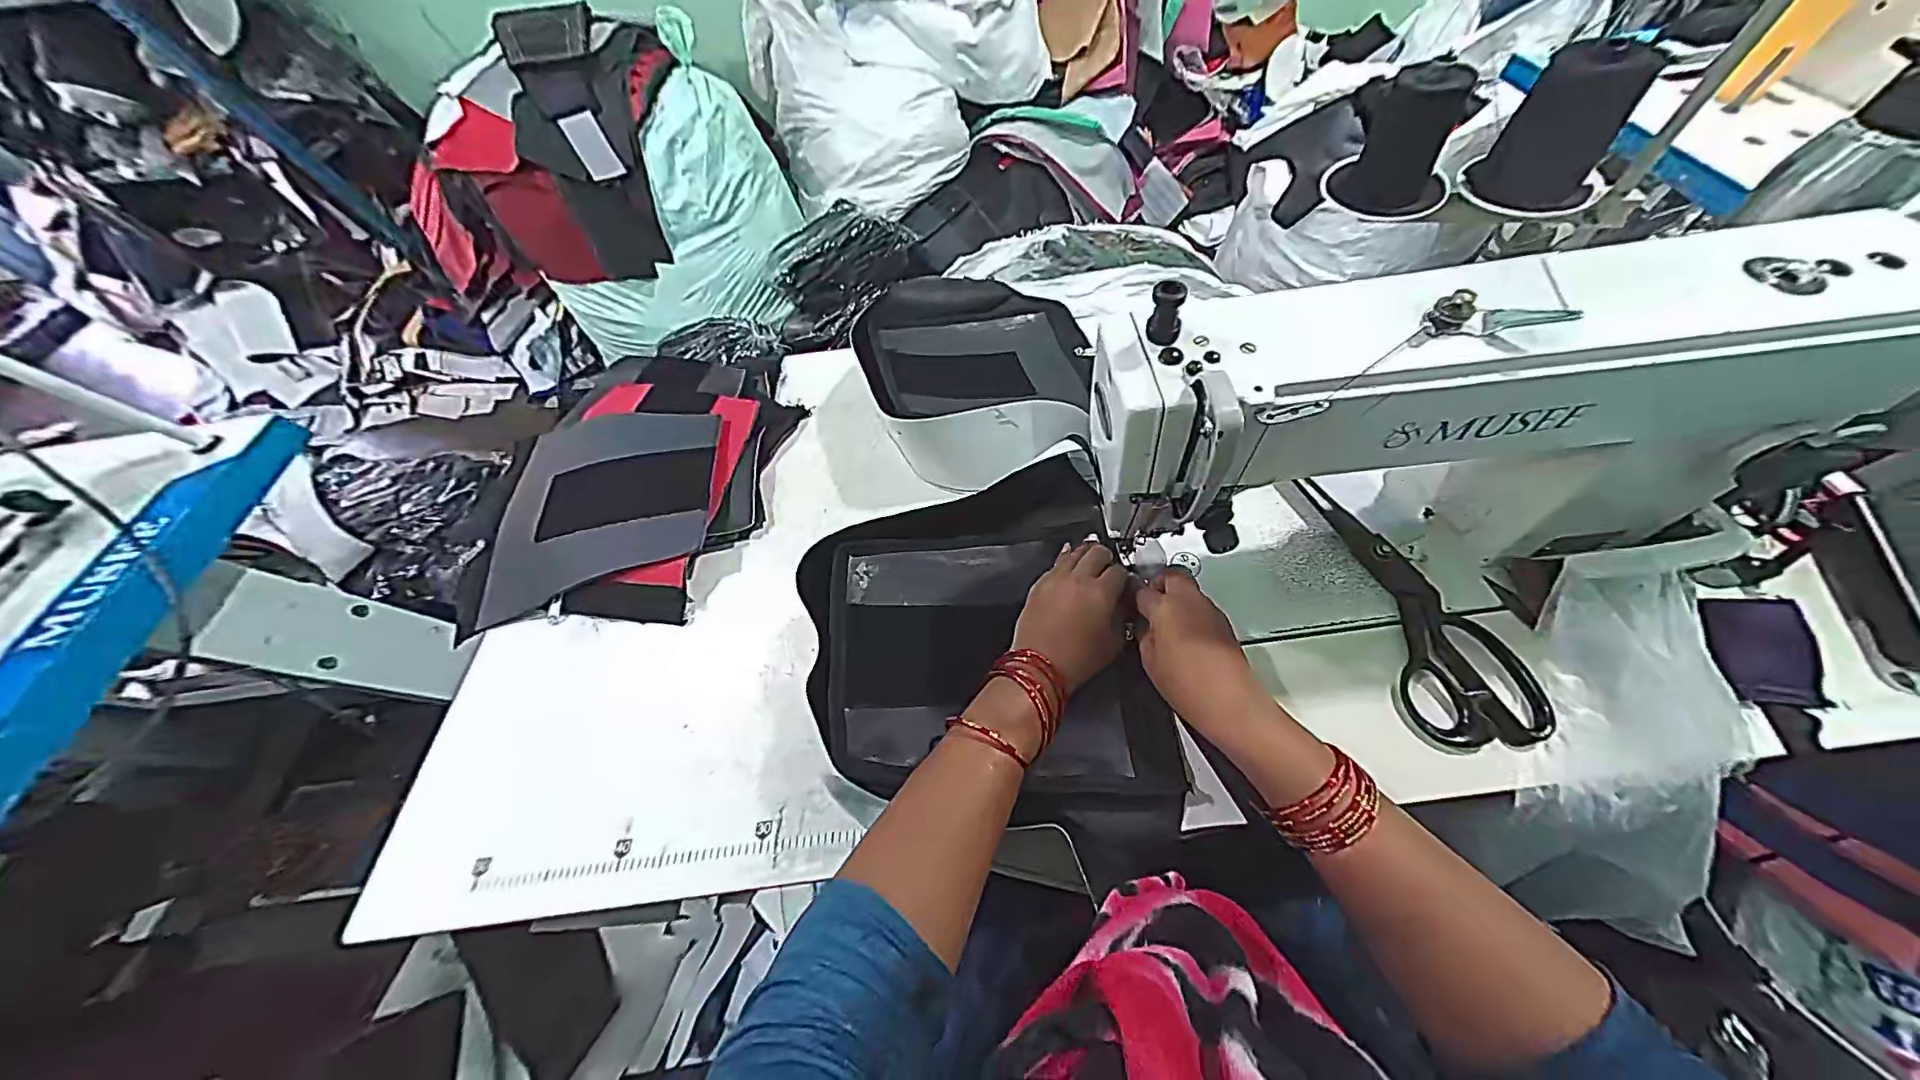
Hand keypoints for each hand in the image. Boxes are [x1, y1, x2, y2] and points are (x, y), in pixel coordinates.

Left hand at [1012, 541, 1129, 691]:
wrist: (1039, 665)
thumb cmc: (1077, 660)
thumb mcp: (1113, 642)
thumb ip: (1122, 616)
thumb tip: (1123, 603)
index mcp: (1101, 593)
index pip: (1119, 571)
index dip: (1124, 576)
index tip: (1124, 582)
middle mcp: (1078, 580)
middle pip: (1097, 552)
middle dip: (1107, 557)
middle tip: (1109, 566)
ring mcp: (1056, 579)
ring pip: (1075, 552)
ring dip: (1086, 554)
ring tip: (1090, 561)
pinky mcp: (1040, 584)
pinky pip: (1056, 563)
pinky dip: (1066, 560)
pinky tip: (1069, 562)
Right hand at [1134, 567, 1262, 730]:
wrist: (1229, 701)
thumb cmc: (1190, 684)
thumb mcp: (1149, 661)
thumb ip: (1143, 635)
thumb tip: (1144, 628)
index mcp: (1166, 606)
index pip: (1142, 589)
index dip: (1133, 593)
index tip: (1130, 600)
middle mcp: (1191, 601)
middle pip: (1172, 575)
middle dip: (1158, 583)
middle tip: (1149, 600)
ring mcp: (1211, 611)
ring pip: (1190, 591)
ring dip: (1177, 599)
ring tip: (1167, 624)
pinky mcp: (1224, 624)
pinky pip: (1202, 609)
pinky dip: (1191, 615)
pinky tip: (1185, 637)